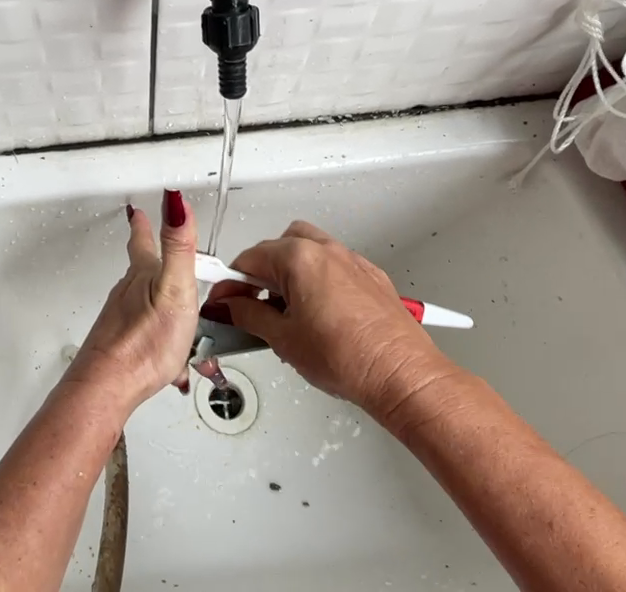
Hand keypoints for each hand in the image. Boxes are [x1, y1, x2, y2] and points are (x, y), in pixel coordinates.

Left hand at [65, 191, 199, 413]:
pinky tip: (167, 353)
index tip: (137, 211)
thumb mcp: (174, 288)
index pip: (143, 240)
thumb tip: (175, 200)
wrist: (110, 385)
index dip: (142, 224)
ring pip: (142, 303)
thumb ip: (179, 246)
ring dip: (157, 301)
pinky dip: (158, 337)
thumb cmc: (143, 341)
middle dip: (149, 259)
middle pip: (140, 270)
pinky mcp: (123, 346)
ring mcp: (123, 320)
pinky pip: (145, 335)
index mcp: (144, 276)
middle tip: (148, 245)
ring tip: (168, 302)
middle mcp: (129, 294)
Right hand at [206, 221, 458, 413]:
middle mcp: (325, 251)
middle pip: (276, 248)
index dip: (230, 283)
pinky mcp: (370, 277)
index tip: (222, 300)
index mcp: (299, 258)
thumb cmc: (351, 358)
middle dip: (259, 274)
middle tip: (249, 305)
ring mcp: (351, 261)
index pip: (248, 259)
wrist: (402, 376)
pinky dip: (315, 280)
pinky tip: (314, 313)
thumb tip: (233, 306)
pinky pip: (332, 266)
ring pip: (306, 251)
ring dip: (287, 272)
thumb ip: (248, 315)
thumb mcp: (282, 339)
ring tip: (283, 310)